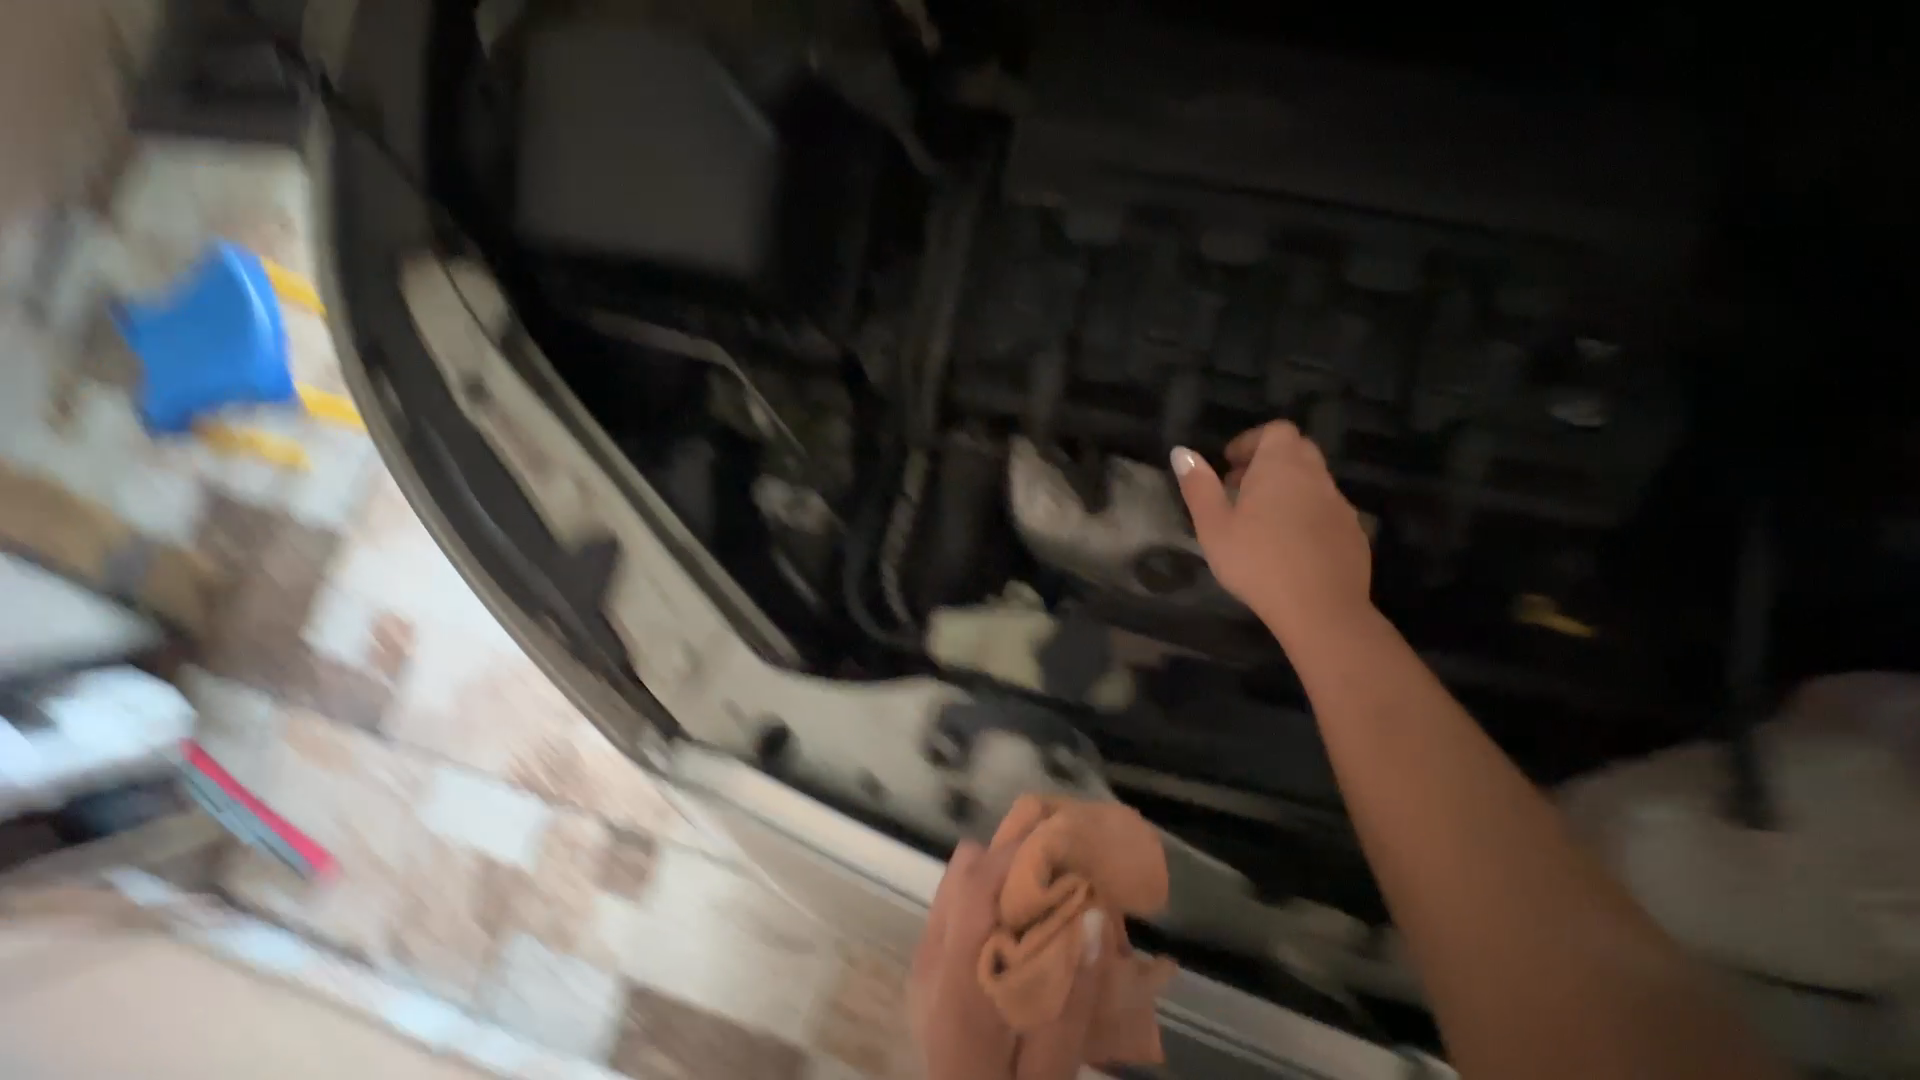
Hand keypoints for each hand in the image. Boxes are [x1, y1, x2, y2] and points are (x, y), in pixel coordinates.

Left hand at [909, 841, 1107, 1079]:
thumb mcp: (1051, 1072)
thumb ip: (1073, 999)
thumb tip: (1094, 917)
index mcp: (954, 985)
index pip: (975, 888)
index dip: (1017, 850)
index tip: (1063, 836)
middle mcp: (929, 959)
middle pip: (963, 871)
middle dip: (1014, 853)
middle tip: (1064, 855)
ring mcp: (923, 959)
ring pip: (958, 880)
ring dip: (1003, 871)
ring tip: (1050, 880)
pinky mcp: (928, 964)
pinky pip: (957, 903)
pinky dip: (991, 894)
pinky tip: (1026, 912)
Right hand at [1171, 421, 1372, 643]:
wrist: (1320, 608)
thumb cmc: (1257, 562)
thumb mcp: (1214, 527)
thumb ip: (1198, 486)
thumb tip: (1181, 453)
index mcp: (1281, 466)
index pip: (1276, 431)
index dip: (1251, 441)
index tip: (1230, 465)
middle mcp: (1316, 476)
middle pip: (1298, 451)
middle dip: (1270, 462)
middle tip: (1242, 490)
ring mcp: (1340, 505)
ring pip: (1314, 482)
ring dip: (1289, 489)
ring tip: (1263, 522)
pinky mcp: (1354, 533)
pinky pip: (1327, 511)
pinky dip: (1308, 515)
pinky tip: (1291, 547)